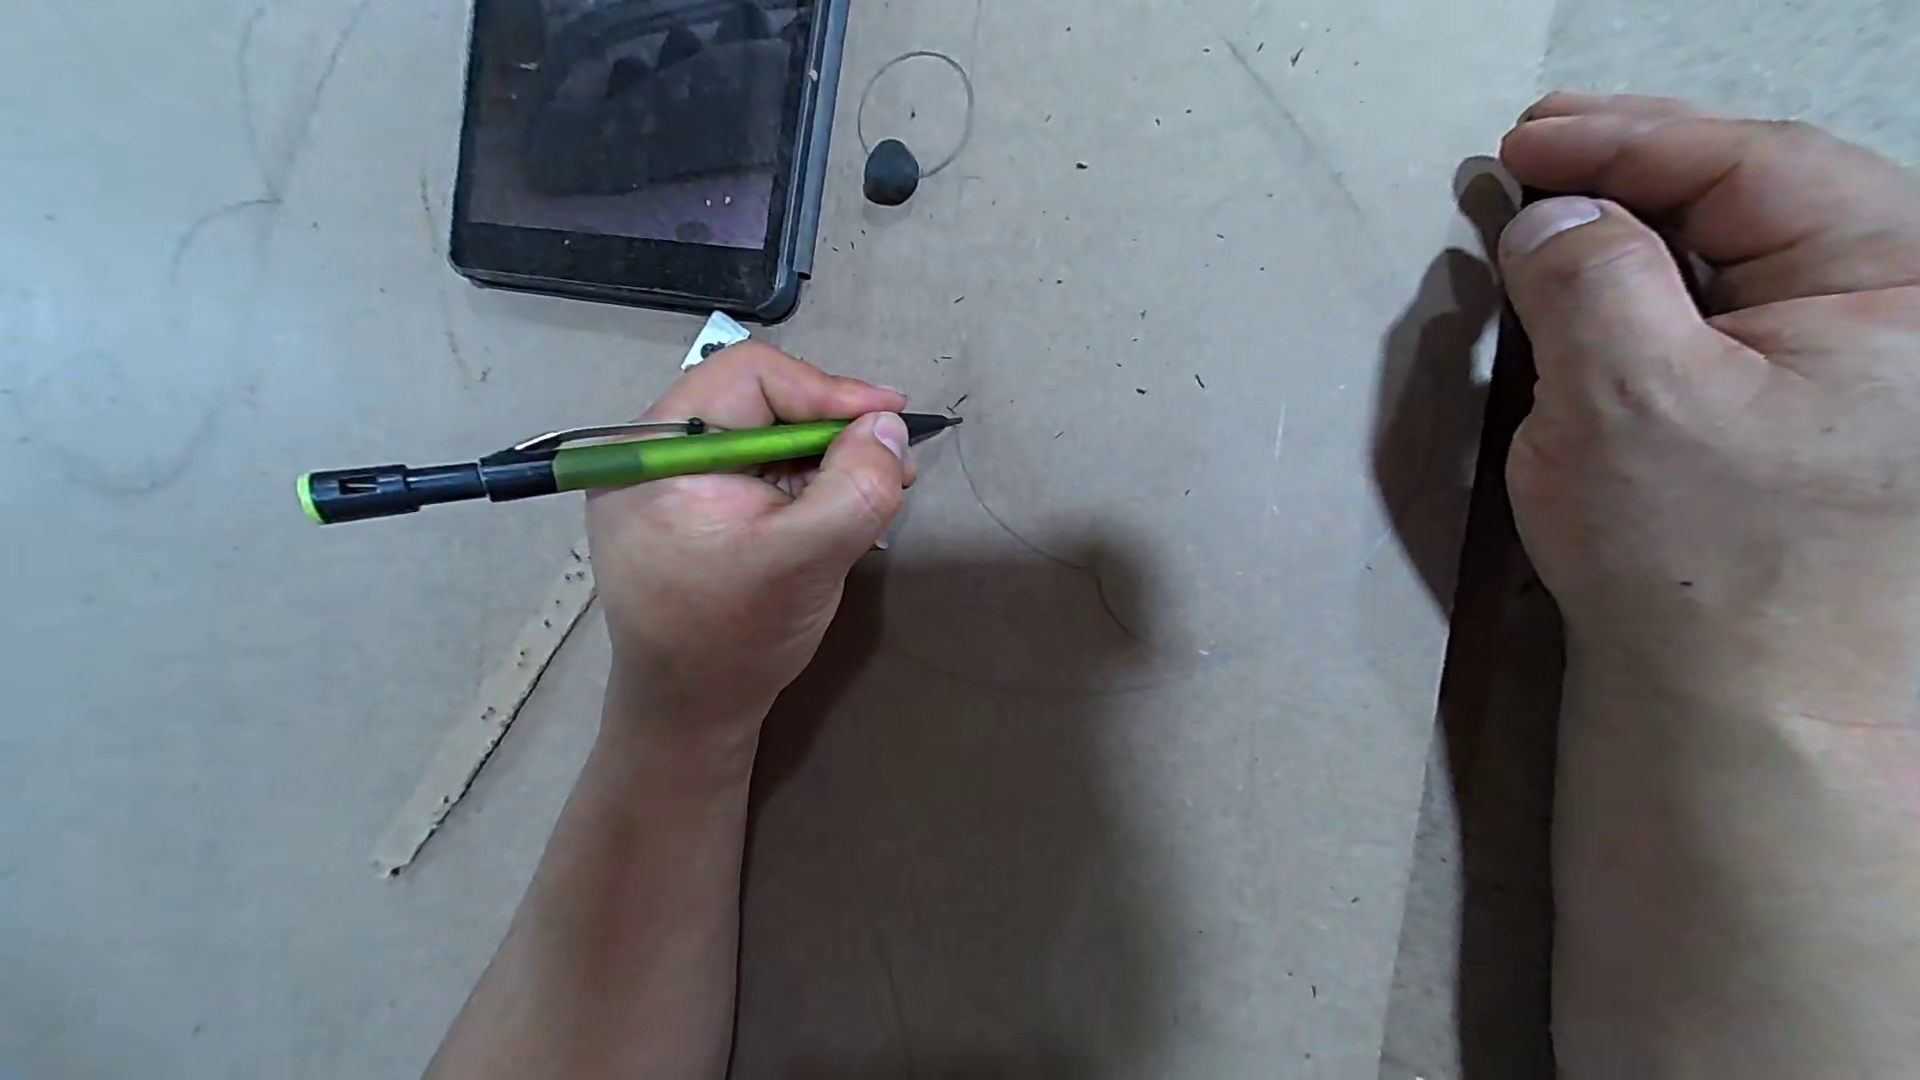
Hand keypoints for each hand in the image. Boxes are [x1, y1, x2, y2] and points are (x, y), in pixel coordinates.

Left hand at [586, 344, 914, 764]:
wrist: (692, 710)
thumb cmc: (735, 640)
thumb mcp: (805, 561)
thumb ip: (855, 489)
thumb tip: (890, 424)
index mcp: (658, 450)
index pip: (750, 377)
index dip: (828, 390)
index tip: (890, 419)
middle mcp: (660, 452)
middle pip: (763, 401)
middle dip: (836, 427)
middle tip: (894, 459)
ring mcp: (680, 480)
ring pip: (770, 435)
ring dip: (832, 454)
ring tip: (881, 483)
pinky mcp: (703, 505)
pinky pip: (765, 469)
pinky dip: (813, 479)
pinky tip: (845, 502)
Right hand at [1497, 93, 1919, 720]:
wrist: (1728, 678)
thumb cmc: (1684, 542)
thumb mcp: (1619, 399)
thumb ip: (1589, 286)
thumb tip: (1550, 215)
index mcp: (1911, 287)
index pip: (1756, 168)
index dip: (1629, 140)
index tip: (1521, 137)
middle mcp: (1901, 309)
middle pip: (1753, 201)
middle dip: (1630, 171)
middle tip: (1529, 151)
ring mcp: (1844, 362)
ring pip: (1727, 261)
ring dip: (1629, 229)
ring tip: (1553, 205)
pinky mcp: (1779, 406)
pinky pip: (1708, 318)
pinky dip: (1636, 290)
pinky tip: (1590, 281)